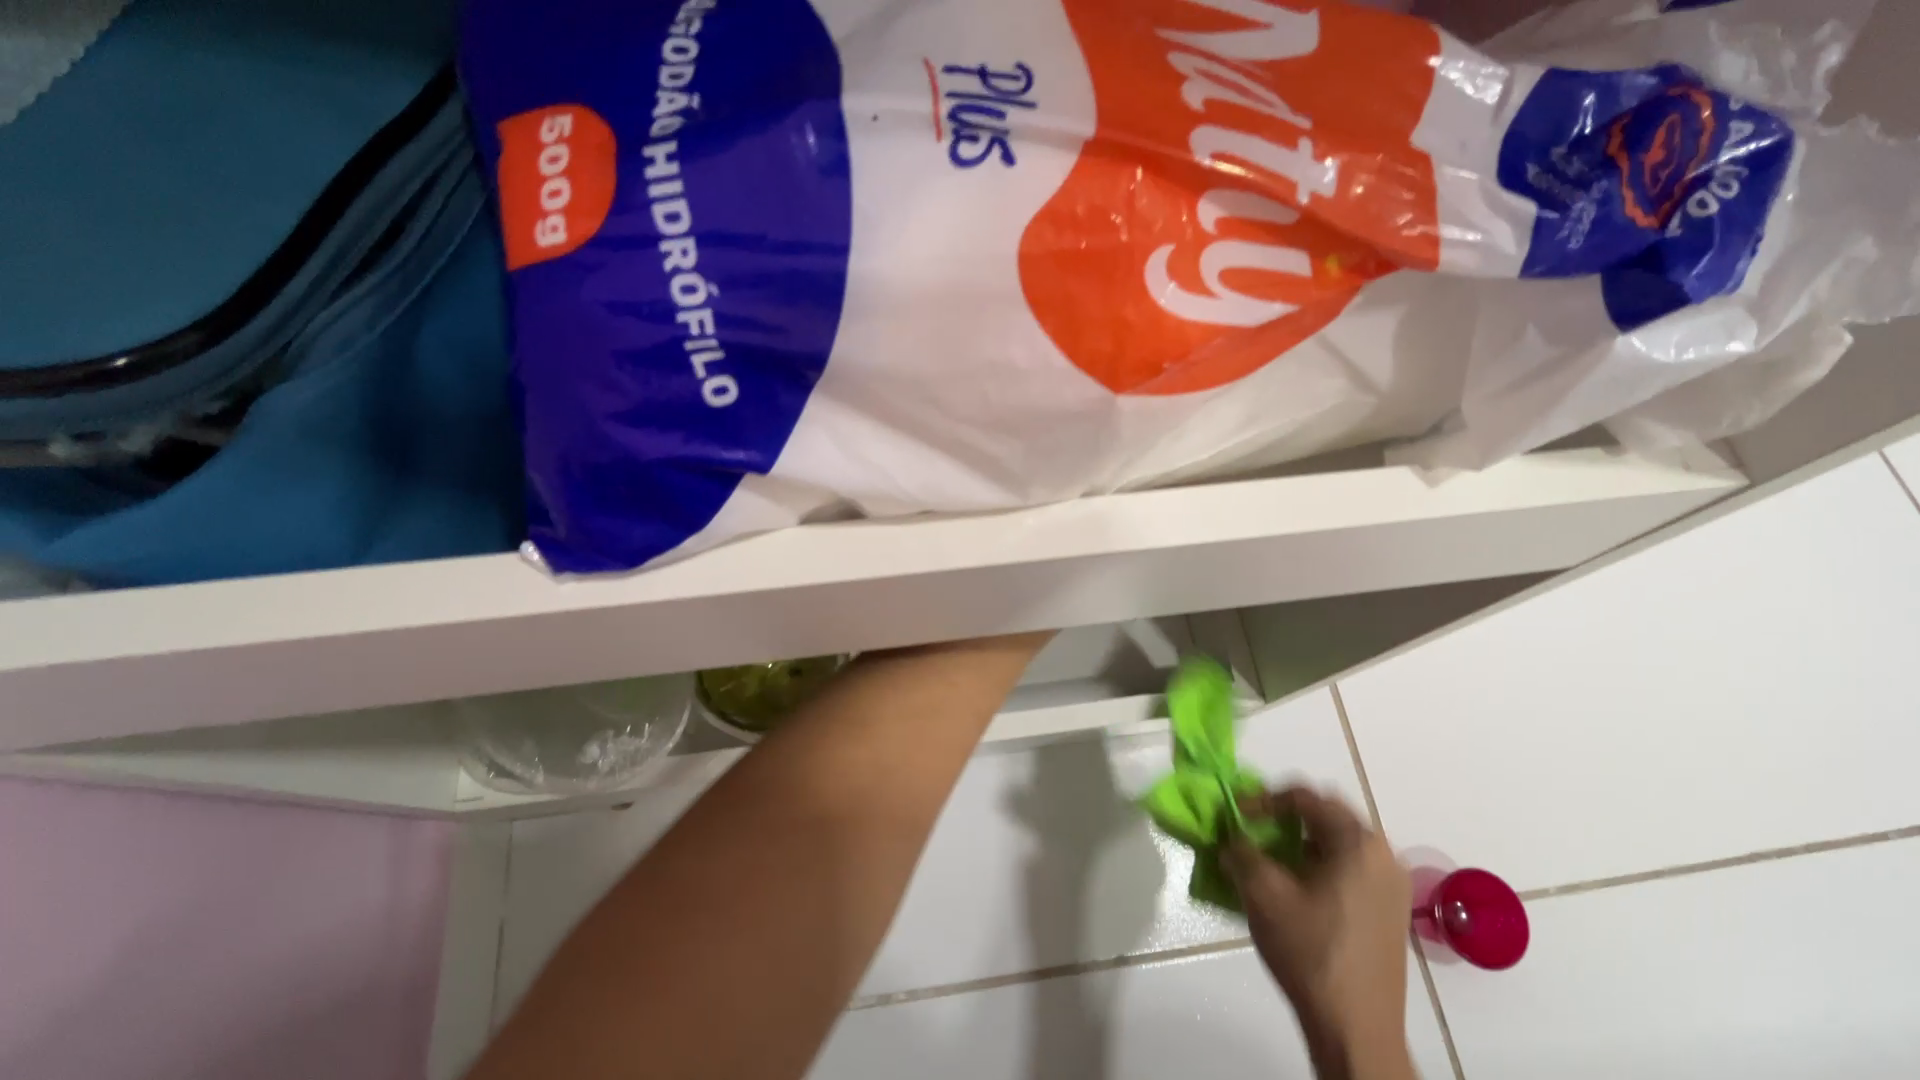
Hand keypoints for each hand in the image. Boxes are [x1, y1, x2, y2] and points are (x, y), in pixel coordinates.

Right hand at [1223, 787, 1413, 1066]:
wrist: (1357, 1026)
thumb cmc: (1310, 952)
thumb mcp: (1263, 895)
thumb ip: (1241, 853)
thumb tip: (1231, 839)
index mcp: (1357, 842)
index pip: (1306, 797)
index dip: (1264, 799)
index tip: (1236, 816)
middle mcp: (1383, 854)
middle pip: (1328, 816)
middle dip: (1286, 819)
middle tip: (1254, 833)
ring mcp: (1392, 885)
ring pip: (1341, 844)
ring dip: (1303, 844)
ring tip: (1272, 863)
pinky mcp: (1391, 911)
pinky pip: (1352, 870)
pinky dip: (1322, 866)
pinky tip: (1298, 892)